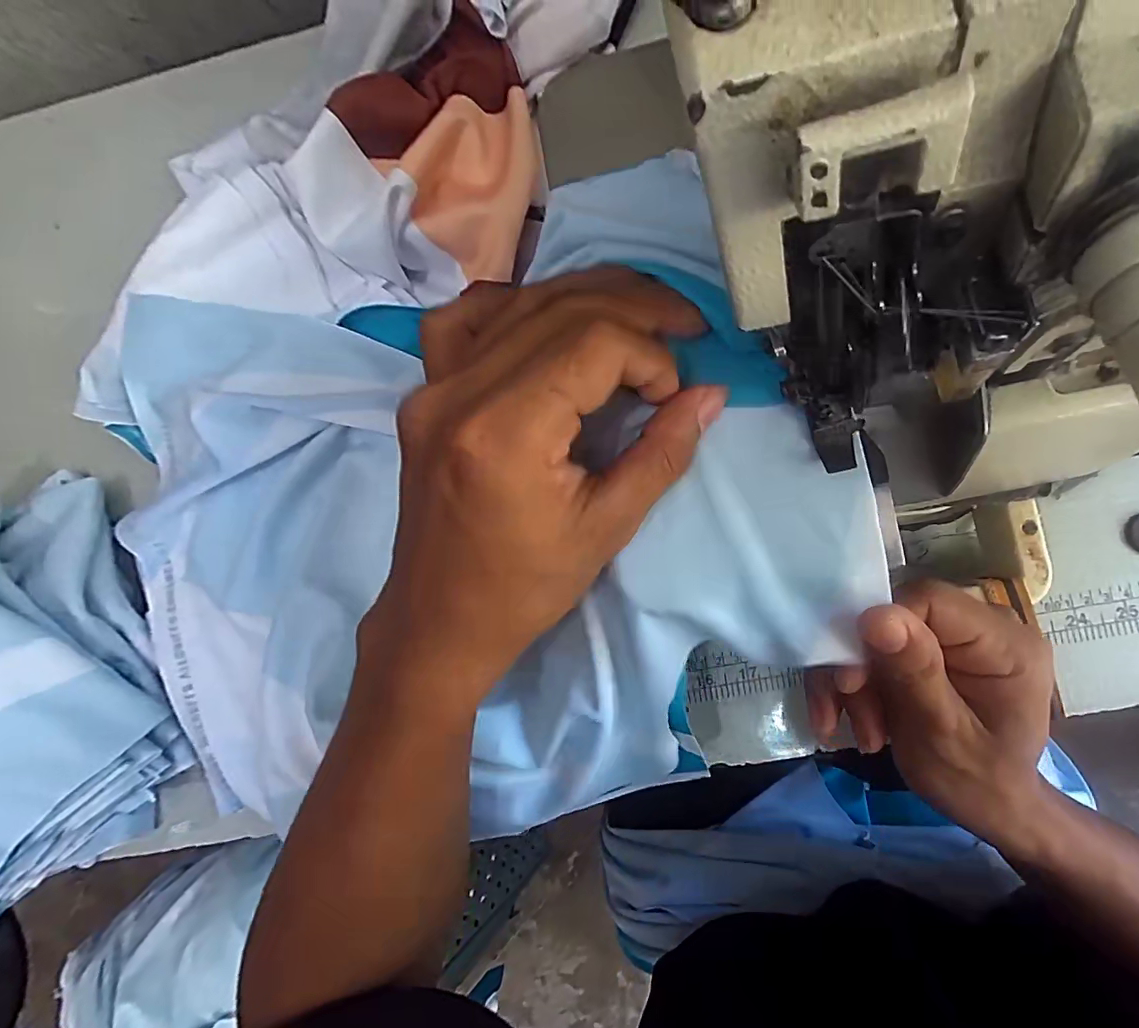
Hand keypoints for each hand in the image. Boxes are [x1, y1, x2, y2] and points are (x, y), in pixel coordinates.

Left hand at [361, 268, 727, 706]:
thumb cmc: (530, 586)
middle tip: (687, 324)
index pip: (591, 343)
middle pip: (560, 307)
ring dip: (592, 297)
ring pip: (520, 300)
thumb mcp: (612, 525)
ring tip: (644, 312)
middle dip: (637, 308)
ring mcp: (433, 384)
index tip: (673, 397)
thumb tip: (710, 394)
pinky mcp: (427, 390)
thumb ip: (664, 452)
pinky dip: (527, 305)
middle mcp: (458, 390)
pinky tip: (561, 319)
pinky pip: (472, 317)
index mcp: (505, 431)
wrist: (442, 618)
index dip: (651, 355)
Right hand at [805, 579, 1057, 844]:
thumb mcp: (945, 738)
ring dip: (858, 685)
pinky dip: (864, 687)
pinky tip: (862, 726)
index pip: (928, 600)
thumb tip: (875, 615)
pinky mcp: (937, 648)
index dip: (880, 630)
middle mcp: (986, 624)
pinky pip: (886, 649)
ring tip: (865, 736)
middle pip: (899, 615)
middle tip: (849, 719)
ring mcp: (962, 635)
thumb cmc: (980, 784)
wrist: (994, 810)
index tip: (853, 682)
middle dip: (863, 667)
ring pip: (882, 633)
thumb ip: (916, 675)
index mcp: (1006, 641)